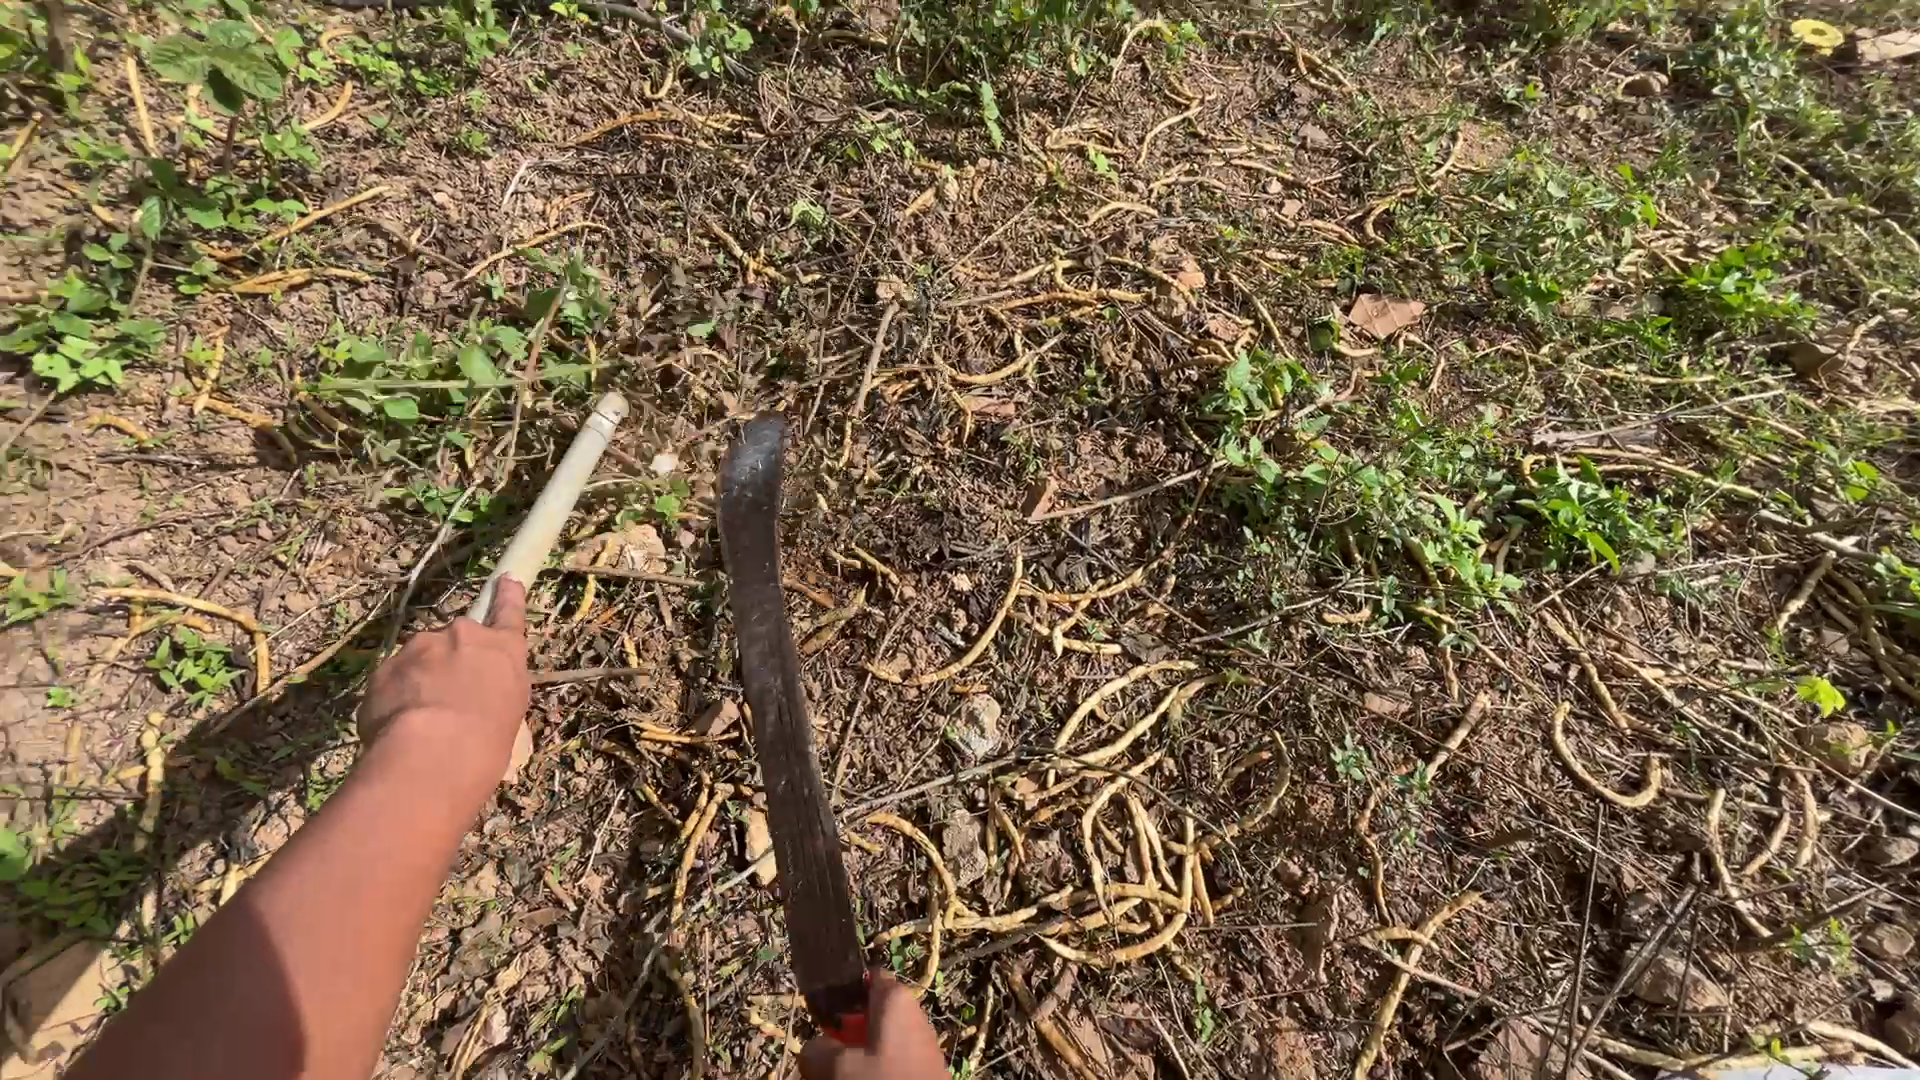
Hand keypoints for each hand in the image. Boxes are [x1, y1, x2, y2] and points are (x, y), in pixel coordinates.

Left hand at [358, 576, 530, 784]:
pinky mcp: (385, 667)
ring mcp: (421, 647)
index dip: (508, 596)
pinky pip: (392, 678)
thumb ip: (496, 683)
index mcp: (503, 647)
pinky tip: (400, 722)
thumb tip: (478, 689)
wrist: (435, 747)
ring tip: (423, 715)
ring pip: (421, 658)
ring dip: (422, 677)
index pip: (509, 613)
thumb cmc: (490, 733)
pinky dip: (396, 695)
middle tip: (451, 693)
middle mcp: (464, 636)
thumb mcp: (510, 707)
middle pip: (457, 639)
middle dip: (452, 658)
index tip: (506, 578)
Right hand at [800, 972, 947, 1079]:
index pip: (866, 977)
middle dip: (843, 1035)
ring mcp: (919, 1041)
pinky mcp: (922, 1067)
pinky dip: (872, 1070)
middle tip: (822, 1060)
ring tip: (835, 1076)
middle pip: (868, 1014)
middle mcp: (910, 1012)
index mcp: (894, 998)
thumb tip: (813, 1049)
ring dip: (855, 1058)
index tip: (822, 1016)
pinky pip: (889, 1061)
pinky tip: (858, 1079)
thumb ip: (817, 1053)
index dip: (842, 992)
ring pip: (876, 1042)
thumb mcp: (841, 1070)